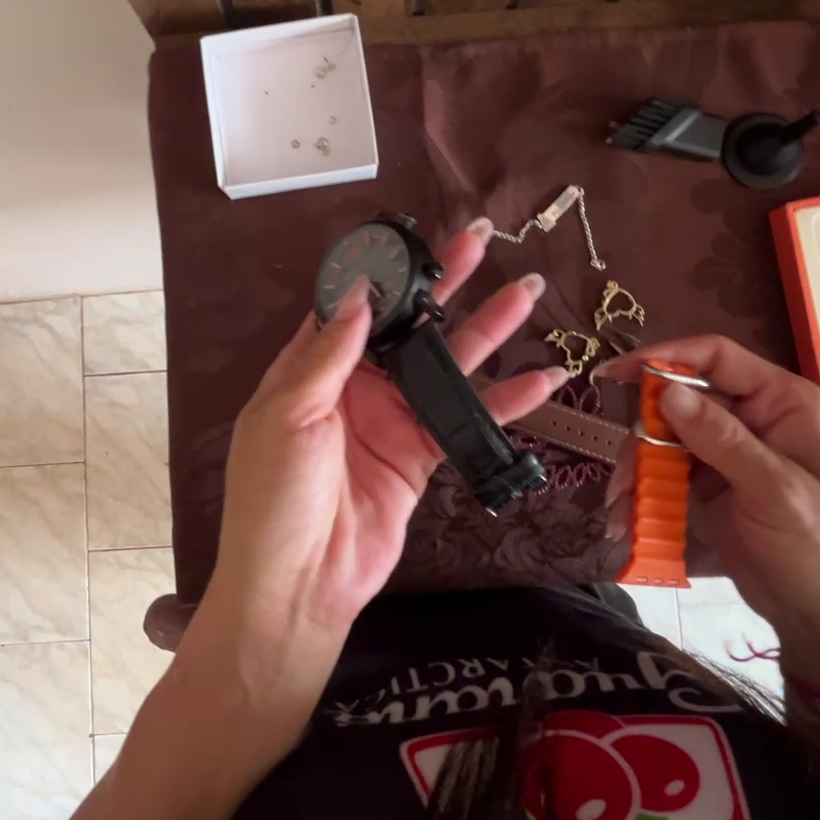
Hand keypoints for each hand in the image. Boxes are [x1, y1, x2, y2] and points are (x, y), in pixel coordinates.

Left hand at [201, 218, 565, 657]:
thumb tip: (360, 290)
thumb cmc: (275, 496)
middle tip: (481, 238)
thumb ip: (328, 354)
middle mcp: (356, 386)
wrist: (299, 584)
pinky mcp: (422, 456)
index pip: (351, 304)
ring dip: (488, 331)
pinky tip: (543, 378)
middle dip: (445, 283)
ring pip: (446, 365)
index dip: (383, 271)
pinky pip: (467, 420)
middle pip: (407, 324)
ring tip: (527, 291)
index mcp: (312, 368)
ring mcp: (393, 419)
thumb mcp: (288, 414)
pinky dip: (505, 403)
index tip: (416, 236)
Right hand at [596, 335, 819, 693]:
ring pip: (665, 437)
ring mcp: (729, 453)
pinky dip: (643, 490)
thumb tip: (665, 390)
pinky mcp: (710, 485)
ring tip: (620, 507)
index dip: (666, 357)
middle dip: (642, 432)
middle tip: (620, 473)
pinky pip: (665, 472)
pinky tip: (627, 518)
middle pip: (680, 401)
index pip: (718, 358)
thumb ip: (722, 439)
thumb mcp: (777, 492)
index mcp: (785, 405)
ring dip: (637, 468)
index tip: (617, 373)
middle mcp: (754, 419)